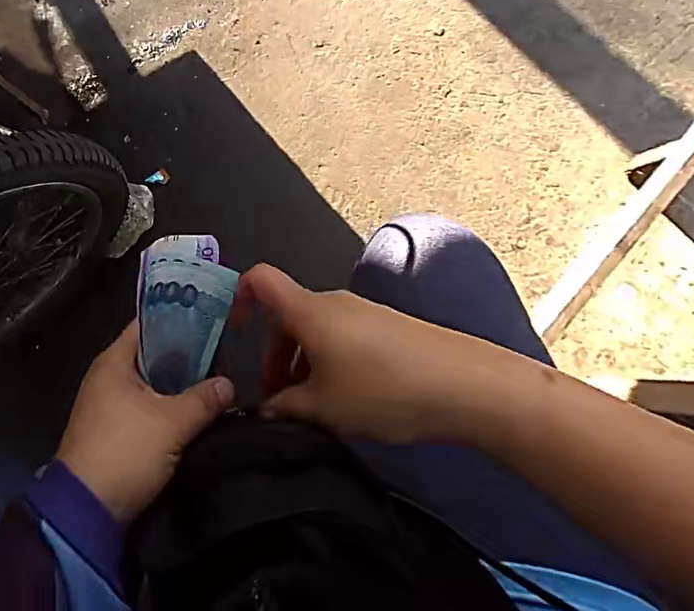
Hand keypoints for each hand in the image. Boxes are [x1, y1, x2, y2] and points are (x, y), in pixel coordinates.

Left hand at [54, 321, 233, 522]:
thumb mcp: (173, 423)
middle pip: (155, 351)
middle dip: (188, 350)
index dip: (181, 315)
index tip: (213, 314)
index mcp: (113, 361)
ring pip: (155, 381)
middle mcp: (108, 377)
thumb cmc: (125, 452)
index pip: (150, 322)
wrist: (85, 518)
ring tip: (218, 372)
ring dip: (182, 380)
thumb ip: (205, 398)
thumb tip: (229, 384)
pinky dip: (172, 403)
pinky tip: (199, 404)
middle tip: (224, 344)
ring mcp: (110, 405)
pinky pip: (150, 405)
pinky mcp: (116, 431)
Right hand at [238, 264, 546, 445]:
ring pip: (314, 331)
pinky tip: (343, 401)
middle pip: (287, 316)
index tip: (233, 336)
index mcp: (310, 310)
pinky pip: (341, 337)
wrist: (460, 382)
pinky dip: (328, 362)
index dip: (237, 298)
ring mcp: (362, 312)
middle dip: (273, 357)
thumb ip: (286, 408)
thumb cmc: (383, 388)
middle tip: (276, 405)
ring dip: (301, 365)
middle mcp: (334, 302)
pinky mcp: (384, 326)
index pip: (261, 280)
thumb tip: (266, 410)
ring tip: (310, 412)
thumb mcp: (325, 407)